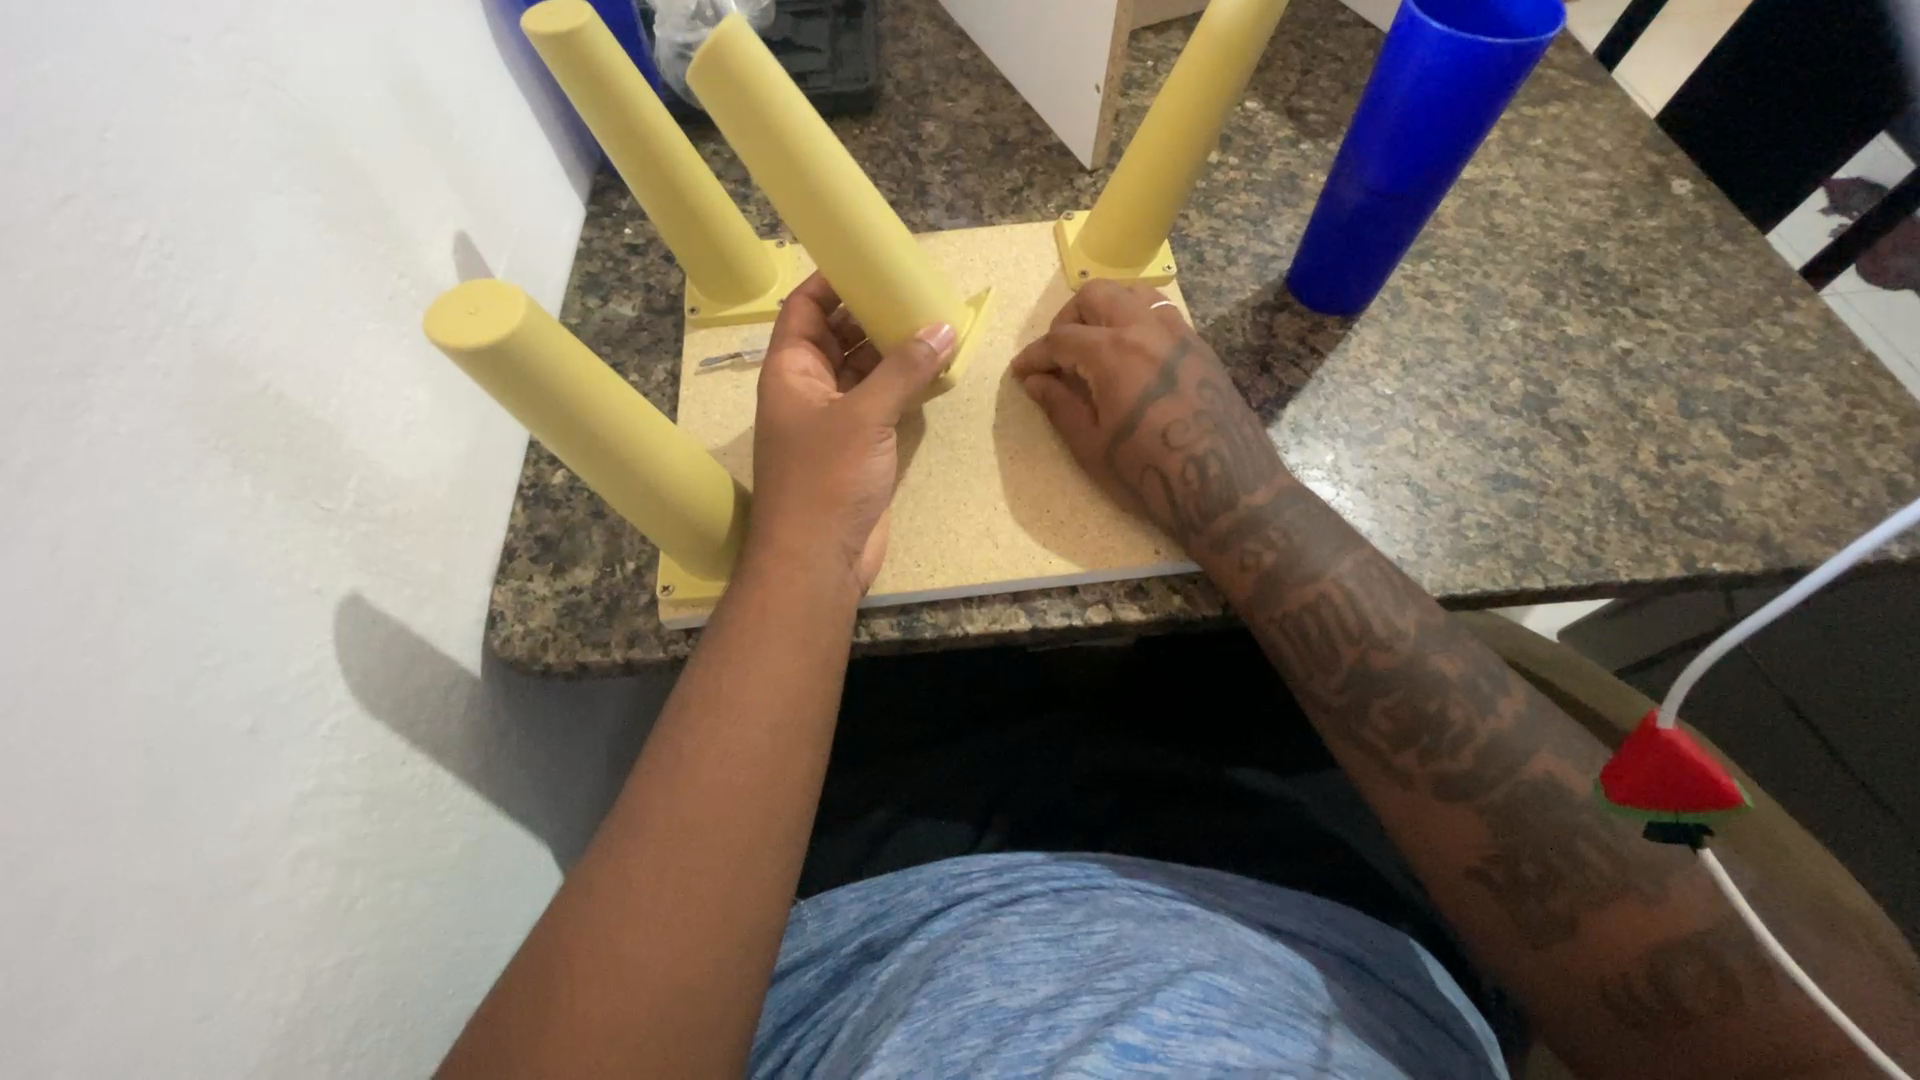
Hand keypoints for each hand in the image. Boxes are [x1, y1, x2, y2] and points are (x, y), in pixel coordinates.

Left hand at [745, 272, 956, 595]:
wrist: (818, 559)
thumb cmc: (826, 480)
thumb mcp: (864, 416)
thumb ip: (903, 370)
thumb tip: (943, 328)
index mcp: (790, 371)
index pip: (805, 309)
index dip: (831, 280)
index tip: (870, 259)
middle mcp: (808, 390)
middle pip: (837, 336)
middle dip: (871, 313)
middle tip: (916, 290)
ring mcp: (833, 422)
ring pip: (862, 371)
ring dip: (893, 350)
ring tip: (934, 322)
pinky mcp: (859, 449)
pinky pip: (881, 404)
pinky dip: (904, 386)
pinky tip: (935, 370)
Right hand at [1010, 280, 1287, 551]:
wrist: (1224, 486)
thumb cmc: (1148, 472)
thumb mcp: (1091, 445)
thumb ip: (1059, 405)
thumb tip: (1035, 380)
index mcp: (1112, 352)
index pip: (1060, 339)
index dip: (1034, 355)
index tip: (1021, 372)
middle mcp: (1145, 328)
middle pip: (1095, 296)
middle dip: (1067, 320)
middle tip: (1057, 355)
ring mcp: (1177, 332)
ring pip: (1132, 294)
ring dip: (1104, 311)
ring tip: (1092, 347)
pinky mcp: (1198, 346)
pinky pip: (1159, 313)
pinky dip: (1134, 320)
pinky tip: (1128, 355)